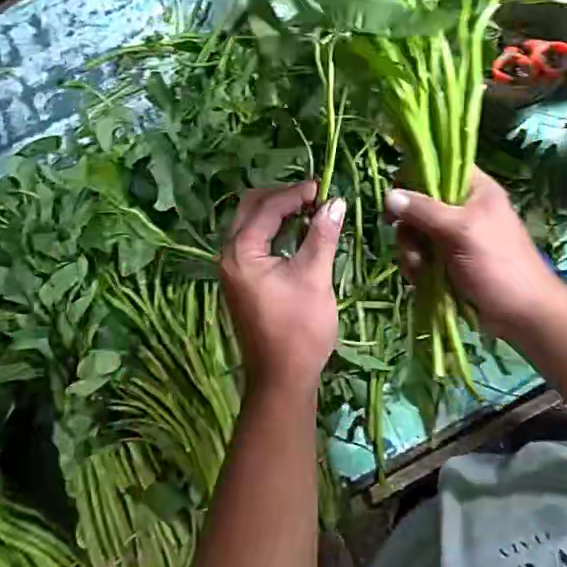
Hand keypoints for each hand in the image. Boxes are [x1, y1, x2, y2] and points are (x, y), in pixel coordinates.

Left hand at [220, 182, 345, 397]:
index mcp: (242, 253)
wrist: (282, 379)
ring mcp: (233, 269)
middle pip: (250, 208)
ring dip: (278, 212)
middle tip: (315, 194)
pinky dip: (275, 229)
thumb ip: (322, 235)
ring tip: (311, 207)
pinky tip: (299, 231)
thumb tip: (336, 202)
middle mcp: (230, 256)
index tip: (325, 187)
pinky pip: (254, 241)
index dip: (296, 193)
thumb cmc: (299, 329)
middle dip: (282, 196)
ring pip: (250, 224)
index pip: (267, 207)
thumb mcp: (315, 277)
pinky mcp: (242, 280)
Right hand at [385, 169, 566, 336]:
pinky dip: (417, 264)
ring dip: (412, 250)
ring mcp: (455, 234)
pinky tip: (420, 278)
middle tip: (411, 244)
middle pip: (419, 202)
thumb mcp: (460, 231)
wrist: (522, 315)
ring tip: (420, 269)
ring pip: (417, 230)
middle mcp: (464, 206)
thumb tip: (389, 195)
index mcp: (475, 188)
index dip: (414, 177)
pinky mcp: (449, 258)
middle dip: (410, 226)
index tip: (397, 198)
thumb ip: (424, 210)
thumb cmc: (498, 265)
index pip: (438, 166)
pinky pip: (421, 252)